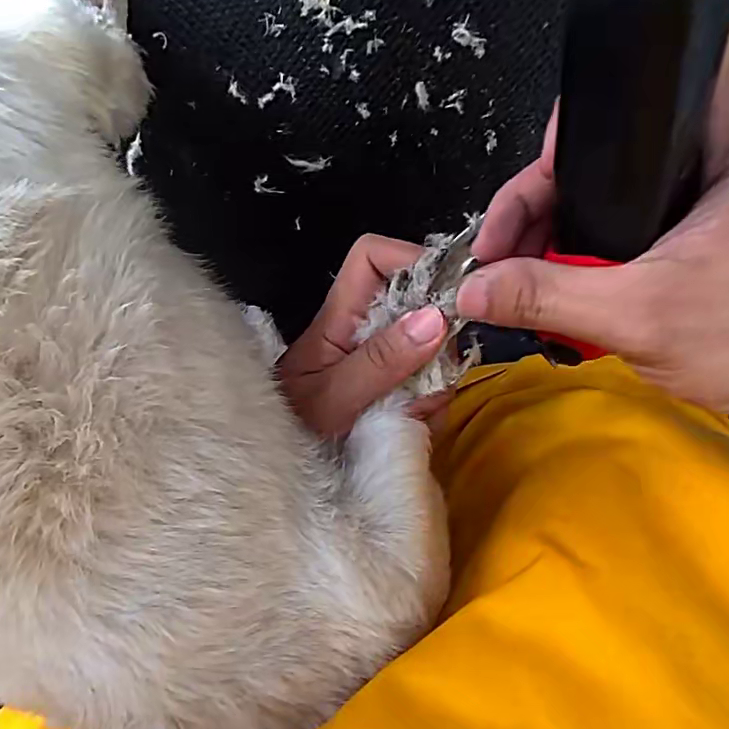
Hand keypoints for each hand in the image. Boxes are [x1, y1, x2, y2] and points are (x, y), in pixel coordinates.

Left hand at [279, 234, 448, 438]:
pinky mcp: (401, 387)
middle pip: (420, 303)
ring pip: (435, 348)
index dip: (409, 260)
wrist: (286, 472)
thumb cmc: (296, 434)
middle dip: (437, 343)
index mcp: (340, 317)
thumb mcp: (334, 400)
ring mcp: (387, 358)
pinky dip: (433, 407)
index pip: (373, 257)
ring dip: (436, 383)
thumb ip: (381, 361)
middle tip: (428, 381)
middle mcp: (367, 329)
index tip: (442, 300)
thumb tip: (434, 318)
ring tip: (410, 415)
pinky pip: (435, 383)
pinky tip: (413, 425)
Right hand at [460, 51, 728, 456]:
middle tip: (515, 245)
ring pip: (639, 172)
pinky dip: (616, 232)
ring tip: (536, 264)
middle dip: (561, 192)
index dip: (565, 142)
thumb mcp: (640, 317)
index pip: (634, 93)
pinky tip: (579, 269)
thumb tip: (469, 291)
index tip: (525, 203)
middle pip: (629, 135)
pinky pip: (659, 200)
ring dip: (582, 216)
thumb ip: (547, 296)